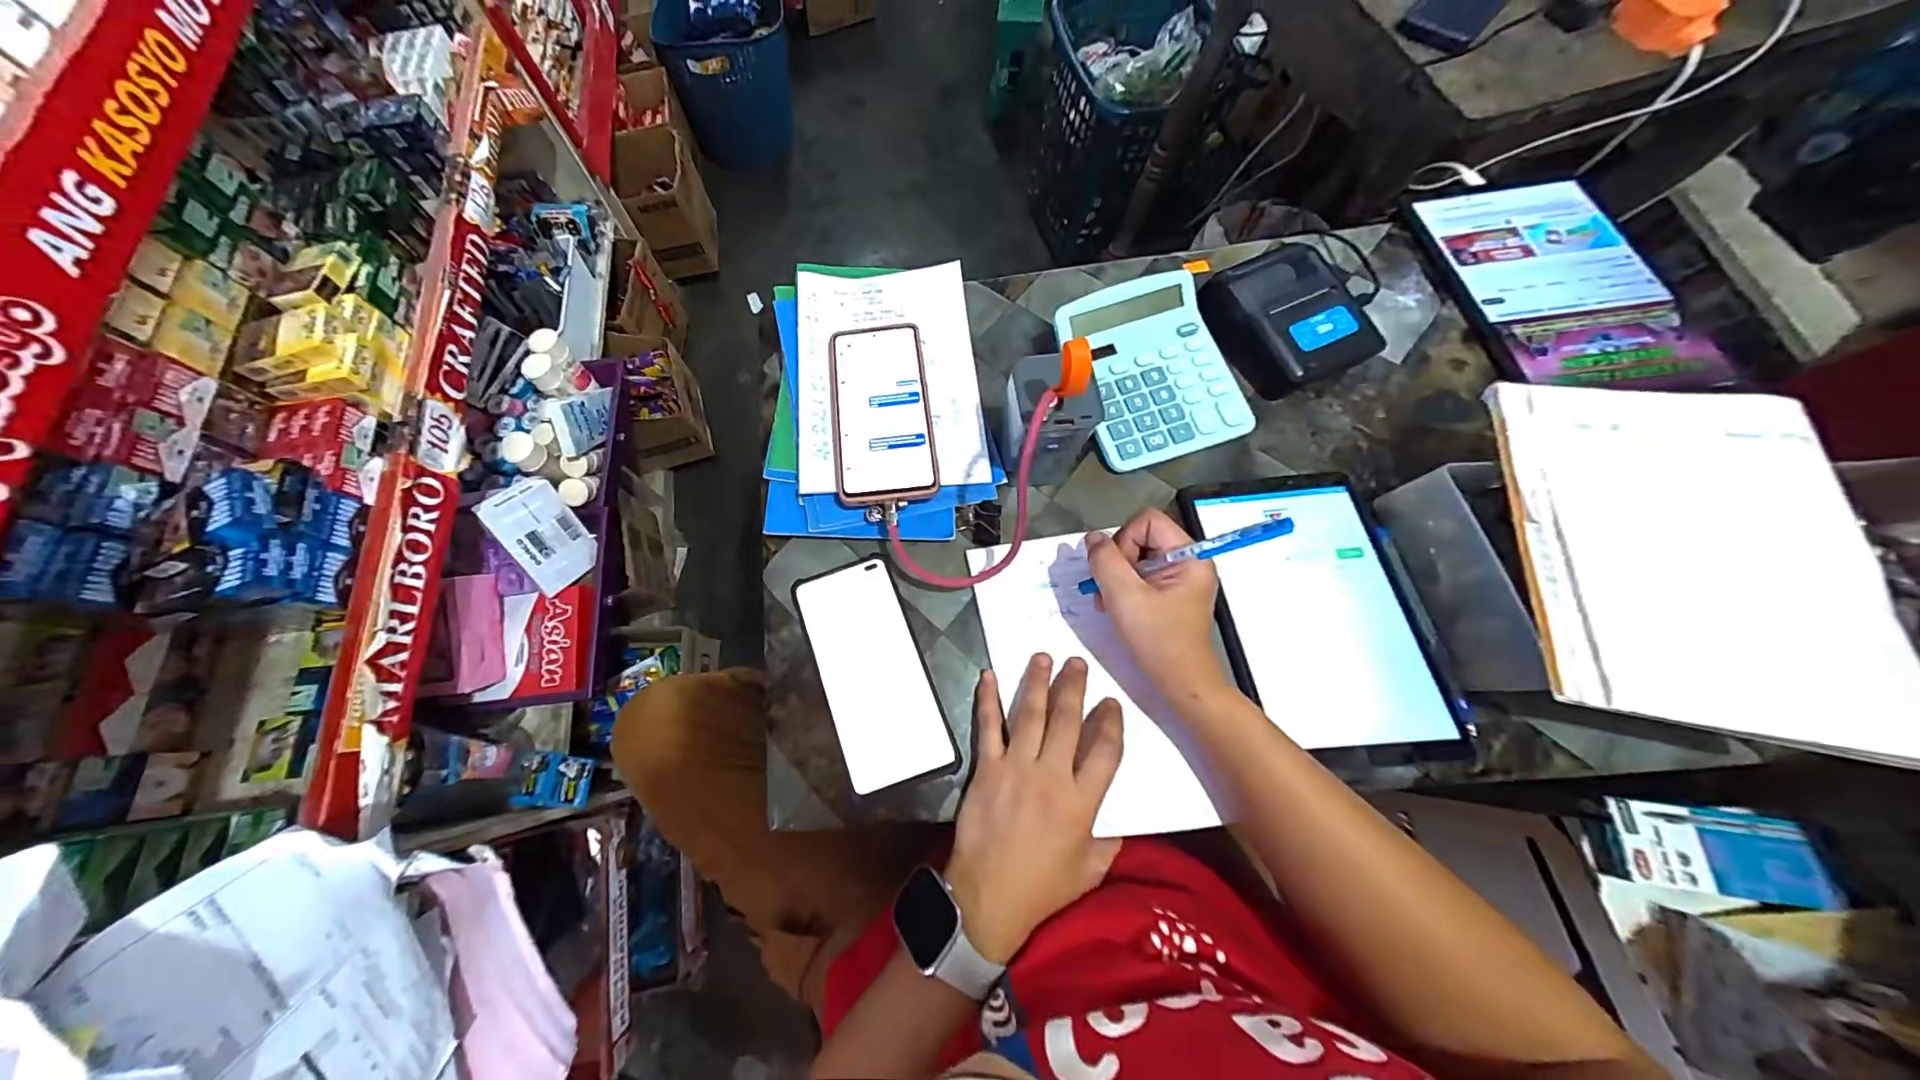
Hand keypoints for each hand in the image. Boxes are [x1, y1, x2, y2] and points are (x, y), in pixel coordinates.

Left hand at [946, 654, 1122, 964]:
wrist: (988, 899)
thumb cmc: (1043, 889)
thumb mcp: (1090, 870)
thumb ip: (1109, 842)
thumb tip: (1118, 823)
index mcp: (1082, 802)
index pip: (1105, 751)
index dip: (1110, 723)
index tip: (1111, 703)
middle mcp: (1052, 776)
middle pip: (1068, 721)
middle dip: (1074, 687)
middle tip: (1077, 663)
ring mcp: (1016, 769)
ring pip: (1031, 715)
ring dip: (1038, 683)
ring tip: (1043, 657)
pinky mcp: (987, 770)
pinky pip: (988, 728)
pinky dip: (988, 700)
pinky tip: (989, 676)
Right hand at [1085, 509, 1232, 702]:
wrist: (1182, 682)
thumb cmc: (1159, 641)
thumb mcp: (1124, 597)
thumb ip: (1105, 561)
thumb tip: (1093, 538)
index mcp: (1190, 556)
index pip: (1147, 521)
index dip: (1124, 540)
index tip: (1118, 572)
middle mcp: (1189, 560)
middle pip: (1141, 536)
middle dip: (1118, 560)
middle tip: (1109, 590)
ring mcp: (1180, 577)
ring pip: (1137, 556)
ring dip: (1117, 575)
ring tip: (1109, 602)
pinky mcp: (1171, 592)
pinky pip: (1141, 574)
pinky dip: (1124, 587)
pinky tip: (1116, 607)